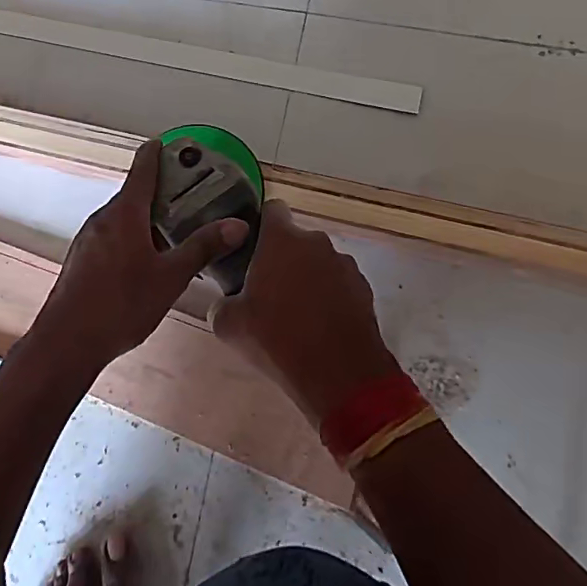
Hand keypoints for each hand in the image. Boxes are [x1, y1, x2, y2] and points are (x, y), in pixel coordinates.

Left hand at [29, 139, 248, 373]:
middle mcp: (103, 220)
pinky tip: (147, 260)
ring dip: (146, 216)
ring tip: (174, 231)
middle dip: (161, 191)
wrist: (68, 341)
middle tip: (188, 195)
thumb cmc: (118, 306)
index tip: (169, 144)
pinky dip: (132, 235)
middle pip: (134, 193)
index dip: (157, 153)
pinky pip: (112, 235)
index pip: (142, 169)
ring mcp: (89, 239)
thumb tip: (235, 226)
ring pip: (123, 217)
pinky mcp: (83, 259)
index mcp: (124, 214)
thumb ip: (203, 247)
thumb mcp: (171, 277)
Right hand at [212, 200, 402, 425]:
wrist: (340, 375)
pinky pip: (339, 284)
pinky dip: (329, 297)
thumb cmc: (277, 339)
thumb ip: (222, 304)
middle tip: (267, 290)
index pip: (271, 209)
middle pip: (295, 241)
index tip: (251, 248)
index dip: (260, 225)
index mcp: (281, 240)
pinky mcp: (364, 289)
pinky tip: (319, 326)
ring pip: (318, 263)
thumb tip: (225, 304)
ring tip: (296, 313)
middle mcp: (316, 242)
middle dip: (282, 259)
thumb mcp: (229, 325)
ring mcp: (345, 264)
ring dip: (307, 278)